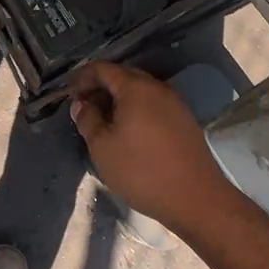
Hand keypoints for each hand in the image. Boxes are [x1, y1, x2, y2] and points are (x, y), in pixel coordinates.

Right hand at [70, 62, 230, 229]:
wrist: (197, 199)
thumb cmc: (142, 170)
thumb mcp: (102, 147)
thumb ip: (87, 120)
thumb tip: (81, 105)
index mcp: (135, 87)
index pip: (102, 68)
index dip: (82, 79)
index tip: (71, 97)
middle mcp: (157, 88)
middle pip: (123, 76)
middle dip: (101, 88)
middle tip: (86, 110)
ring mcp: (175, 104)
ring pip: (140, 92)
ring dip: (119, 101)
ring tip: (106, 124)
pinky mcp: (185, 122)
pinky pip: (154, 106)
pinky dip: (137, 111)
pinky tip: (130, 134)